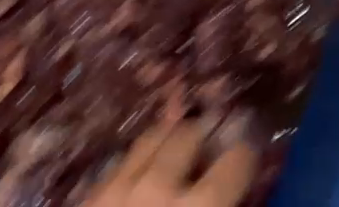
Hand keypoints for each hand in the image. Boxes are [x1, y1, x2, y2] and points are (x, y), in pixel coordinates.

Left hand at [80, 118, 257, 206]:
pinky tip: (142, 174)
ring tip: (178, 146)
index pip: (236, 162)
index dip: (246, 155)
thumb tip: (245, 203)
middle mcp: (161, 187)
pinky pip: (120, 162)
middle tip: (210, 149)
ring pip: (151, 138)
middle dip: (203, 138)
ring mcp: (120, 188)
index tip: (248, 155)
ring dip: (170, 137)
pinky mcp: (90, 197)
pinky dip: (138, 160)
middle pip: (189, 137)